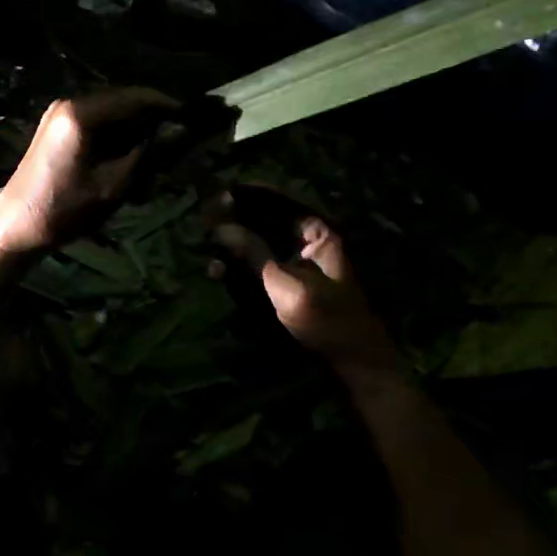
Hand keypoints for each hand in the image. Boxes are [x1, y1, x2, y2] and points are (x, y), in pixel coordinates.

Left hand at [0, 87, 179, 283]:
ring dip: (136, 131)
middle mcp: (71, 103)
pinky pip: (98, 122)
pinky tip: (131, 160)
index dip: (168, 107)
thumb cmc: (65, 209)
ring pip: (113, 112)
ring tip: (156, 158)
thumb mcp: (113, 185)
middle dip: (153, 120)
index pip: (136, 97)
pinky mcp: (58, 126)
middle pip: (125, 101)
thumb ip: (148, 153)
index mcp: (82, 113)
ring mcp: (61, 113)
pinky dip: (117, 137)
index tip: (194, 120)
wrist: (17, 226)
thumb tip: (180, 130)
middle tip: (178, 144)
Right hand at [208, 191, 398, 378]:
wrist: (352, 361)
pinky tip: (216, 270)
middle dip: (232, 219)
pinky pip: (252, 264)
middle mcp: (302, 241)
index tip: (219, 194)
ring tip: (207, 245)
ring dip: (229, 243)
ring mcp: (291, 262)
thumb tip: (221, 227)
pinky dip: (234, 265)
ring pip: (253, 241)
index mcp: (315, 232)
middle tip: (204, 220)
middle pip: (261, 219)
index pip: (277, 200)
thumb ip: (255, 253)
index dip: (248, 195)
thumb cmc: (327, 318)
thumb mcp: (288, 284)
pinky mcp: (281, 282)